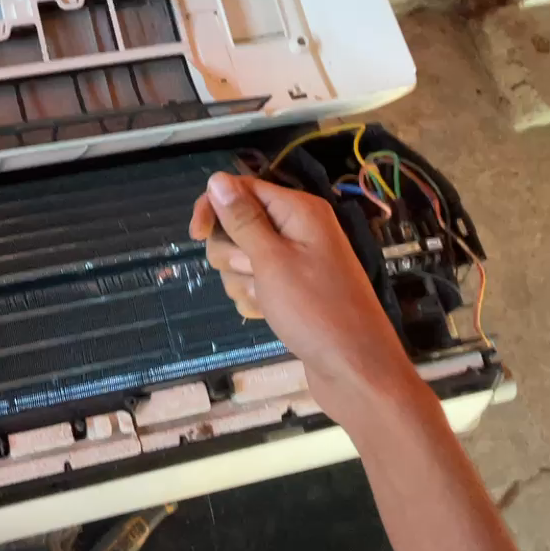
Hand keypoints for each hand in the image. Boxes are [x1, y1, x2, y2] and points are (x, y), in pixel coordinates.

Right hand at [189, 172, 419, 396]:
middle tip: (253, 275)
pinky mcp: (290, 289)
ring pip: (240, 258)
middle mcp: (297, 229)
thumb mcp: (271, 261)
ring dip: (242, 281)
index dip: (214, 208)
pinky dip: (254, 298)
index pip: (240, 189)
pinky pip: (254, 282)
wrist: (354, 371)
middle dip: (231, 253)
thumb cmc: (316, 311)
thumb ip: (242, 219)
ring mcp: (295, 261)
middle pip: (236, 225)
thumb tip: (217, 179)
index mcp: (298, 211)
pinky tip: (270, 314)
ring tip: (267, 302)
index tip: (195, 236)